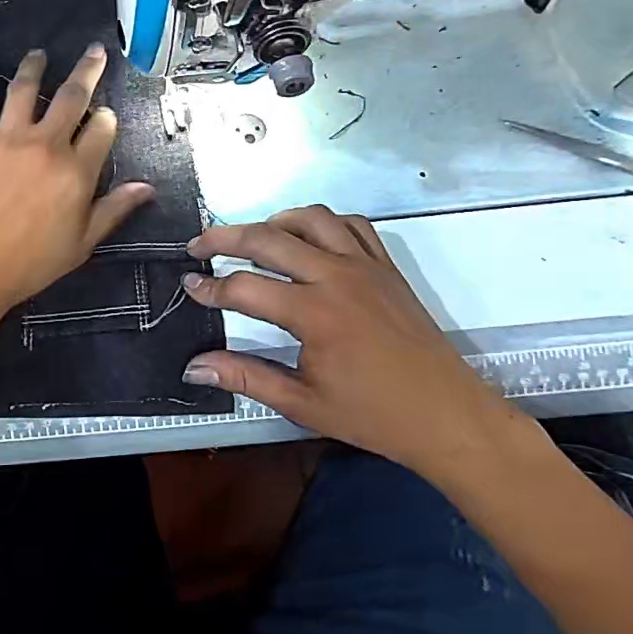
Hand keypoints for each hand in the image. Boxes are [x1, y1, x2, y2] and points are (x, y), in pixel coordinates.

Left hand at [0, 43, 153, 317]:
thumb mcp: (83, 242)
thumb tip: (148, 187)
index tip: (107, 116)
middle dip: (87, 71)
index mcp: (77, 171)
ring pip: (24, 89)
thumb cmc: (32, 263)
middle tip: (94, 52)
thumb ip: (114, 209)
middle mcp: (46, 144)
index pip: (101, 130)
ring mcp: (7, 138)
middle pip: (71, 97)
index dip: (107, 119)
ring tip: (39, 53)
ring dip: (34, 66)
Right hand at [179, 205, 538, 474]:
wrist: (445, 413)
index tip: (188, 285)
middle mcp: (336, 276)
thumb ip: (245, 377)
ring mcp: (365, 265)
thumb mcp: (302, 402)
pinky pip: (351, 225)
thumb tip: (194, 366)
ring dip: (274, 221)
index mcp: (313, 313)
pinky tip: (309, 238)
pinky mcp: (386, 266)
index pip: (245, 287)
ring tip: (252, 237)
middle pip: (269, 238)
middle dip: (225, 237)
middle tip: (199, 245)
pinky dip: (322, 223)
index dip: (210, 287)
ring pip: (311, 219)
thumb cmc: (372, 414)